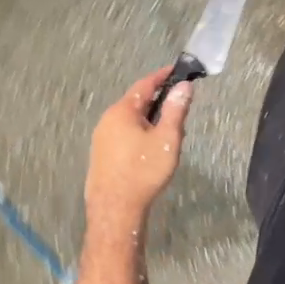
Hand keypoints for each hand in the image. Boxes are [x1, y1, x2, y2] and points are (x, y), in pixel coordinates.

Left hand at [84, 65, 190, 227]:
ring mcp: (101, 139)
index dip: (163, 76)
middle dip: (159, 101)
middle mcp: (107, 120)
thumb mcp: (167, 138)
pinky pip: (123, 134)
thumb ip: (175, 109)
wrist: (115, 212)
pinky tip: (151, 148)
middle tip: (180, 106)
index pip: (145, 84)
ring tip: (170, 130)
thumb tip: (184, 86)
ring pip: (130, 120)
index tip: (179, 71)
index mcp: (122, 111)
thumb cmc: (143, 171)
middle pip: (137, 101)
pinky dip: (139, 132)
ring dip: (150, 119)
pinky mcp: (100, 156)